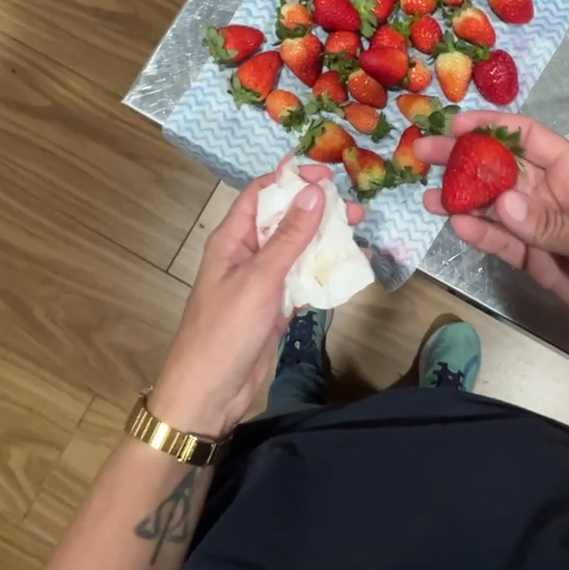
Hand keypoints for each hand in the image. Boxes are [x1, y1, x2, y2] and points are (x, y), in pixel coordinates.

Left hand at [149, 161, 363, 436]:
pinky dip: (325, 272)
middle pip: (285, 219)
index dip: (292, 179)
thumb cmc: (226, 331)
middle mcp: (247, 253)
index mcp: (232, 239)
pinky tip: (351, 268)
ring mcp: (262, 281)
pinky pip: (303, 280)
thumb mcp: (259, 279)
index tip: (327, 174)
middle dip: (318, 210)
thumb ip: (289, 237)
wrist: (209, 395)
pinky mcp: (275, 306)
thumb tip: (314, 191)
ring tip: (359, 231)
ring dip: (326, 240)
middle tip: (355, 208)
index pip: (262, 194)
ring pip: (298, 249)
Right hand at [415, 112, 568, 343]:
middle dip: (462, 160)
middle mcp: (553, 192)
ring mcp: (541, 226)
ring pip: (494, 205)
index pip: (529, 137)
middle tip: (421, 156)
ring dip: (462, 198)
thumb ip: (553, 224)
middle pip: (501, 168)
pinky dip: (479, 233)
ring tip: (427, 197)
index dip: (492, 127)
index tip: (454, 125)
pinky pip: (501, 241)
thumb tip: (500, 203)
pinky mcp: (535, 258)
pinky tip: (455, 225)